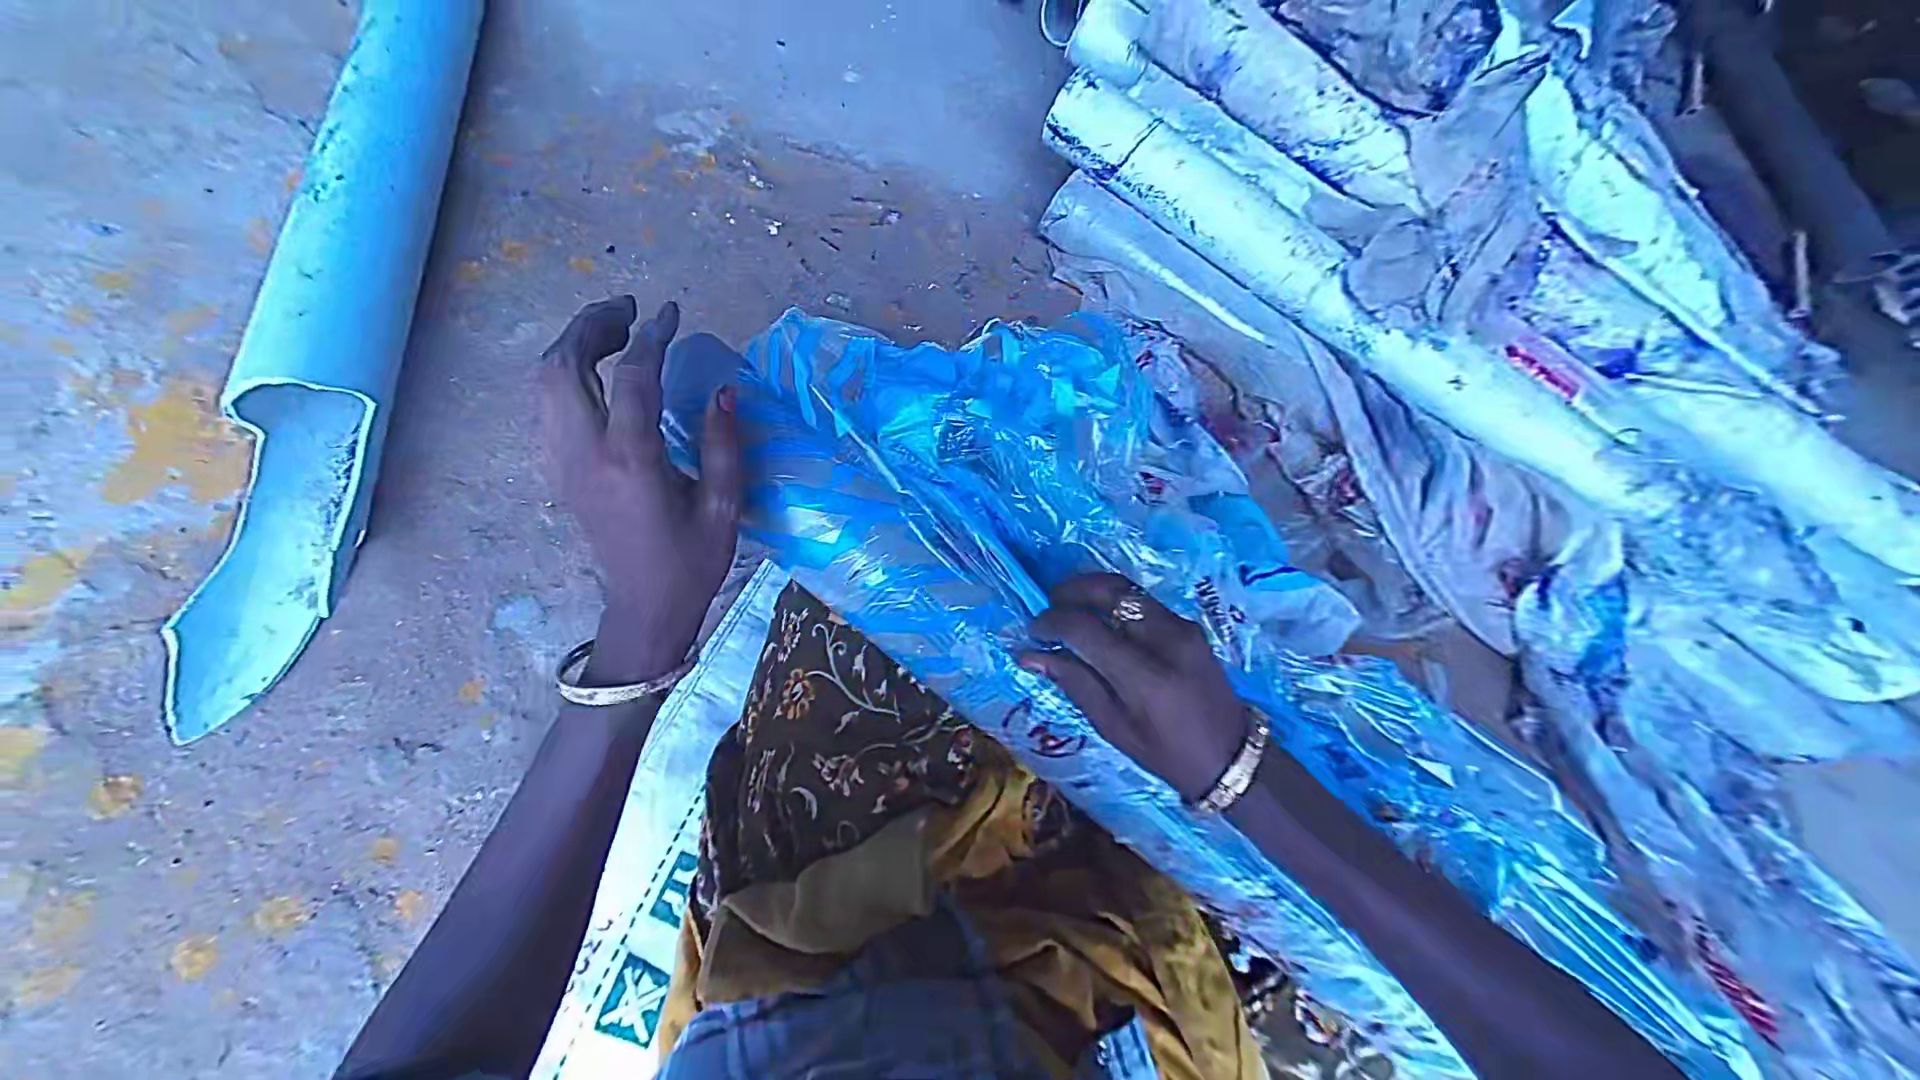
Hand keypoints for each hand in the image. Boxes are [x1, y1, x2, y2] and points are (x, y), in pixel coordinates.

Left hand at [539, 296, 739, 682]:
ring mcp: (563, 462)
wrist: (645, 607)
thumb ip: (723, 446)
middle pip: (563, 366)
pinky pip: (547, 406)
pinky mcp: (559, 471)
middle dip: (591, 325)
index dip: (652, 338)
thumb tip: (724, 391)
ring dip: (571, 345)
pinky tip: (595, 373)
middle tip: (628, 309)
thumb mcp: (723, 507)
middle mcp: (584, 454)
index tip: (671, 313)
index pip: (632, 378)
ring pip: (545, 383)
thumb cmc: (691, 562)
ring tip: (612, 330)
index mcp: (630, 461)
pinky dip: (565, 374)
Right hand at [1019, 573, 1248, 800]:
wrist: (1232, 755)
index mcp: (1144, 677)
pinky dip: (1114, 599)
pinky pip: (1142, 599)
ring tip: (1069, 605)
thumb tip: (1030, 655)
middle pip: (1109, 591)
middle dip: (1071, 590)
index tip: (1033, 631)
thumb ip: (1074, 683)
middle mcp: (1165, 641)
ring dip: (1092, 589)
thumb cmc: (1166, 753)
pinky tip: (1099, 616)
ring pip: (1127, 588)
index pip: (1085, 629)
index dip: (1052, 623)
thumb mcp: (1113, 727)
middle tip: (1049, 606)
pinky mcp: (1188, 624)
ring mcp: (1181, 627)